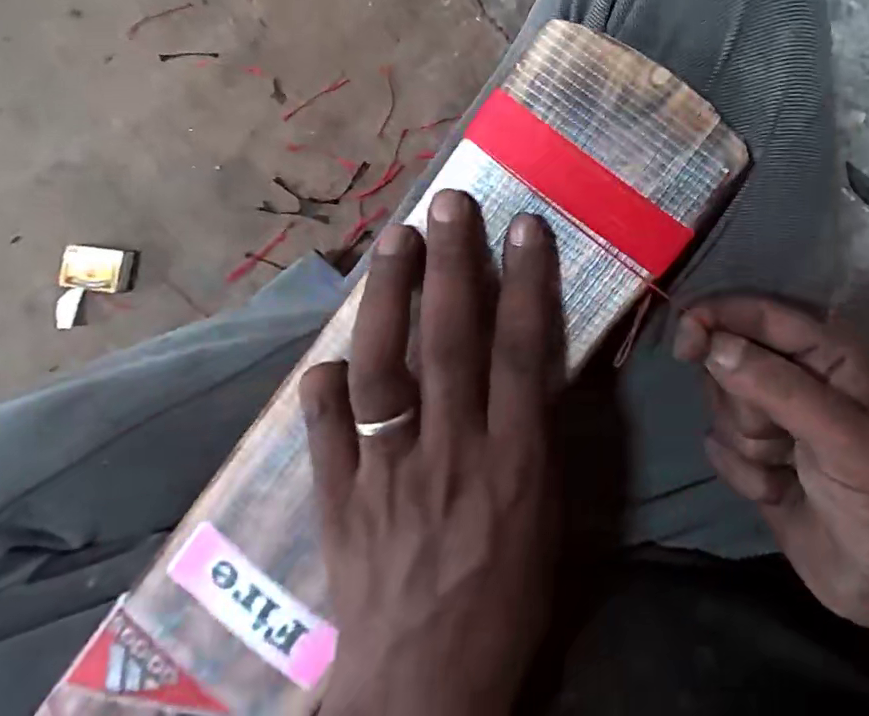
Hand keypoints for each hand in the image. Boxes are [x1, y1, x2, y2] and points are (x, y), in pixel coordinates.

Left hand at [301, 191, 563, 715]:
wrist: (424, 684)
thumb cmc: (503, 600)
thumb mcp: (544, 518)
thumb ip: (530, 435)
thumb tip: (521, 361)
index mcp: (514, 465)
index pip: (521, 355)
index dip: (525, 284)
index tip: (523, 227)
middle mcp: (451, 454)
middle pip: (451, 342)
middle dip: (454, 265)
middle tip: (452, 202)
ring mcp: (387, 471)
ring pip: (386, 368)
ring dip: (389, 297)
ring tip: (396, 239)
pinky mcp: (339, 493)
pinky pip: (324, 425)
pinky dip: (326, 382)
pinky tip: (333, 353)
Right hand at [673, 296, 868, 645]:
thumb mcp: (845, 439)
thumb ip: (778, 387)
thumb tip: (711, 344)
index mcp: (827, 355)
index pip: (758, 314)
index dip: (715, 318)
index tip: (685, 344)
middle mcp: (795, 378)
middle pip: (726, 360)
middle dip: (739, 402)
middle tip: (778, 437)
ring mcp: (774, 420)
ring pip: (718, 405)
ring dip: (745, 442)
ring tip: (786, 469)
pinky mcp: (755, 459)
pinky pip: (718, 447)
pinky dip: (743, 473)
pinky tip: (777, 492)